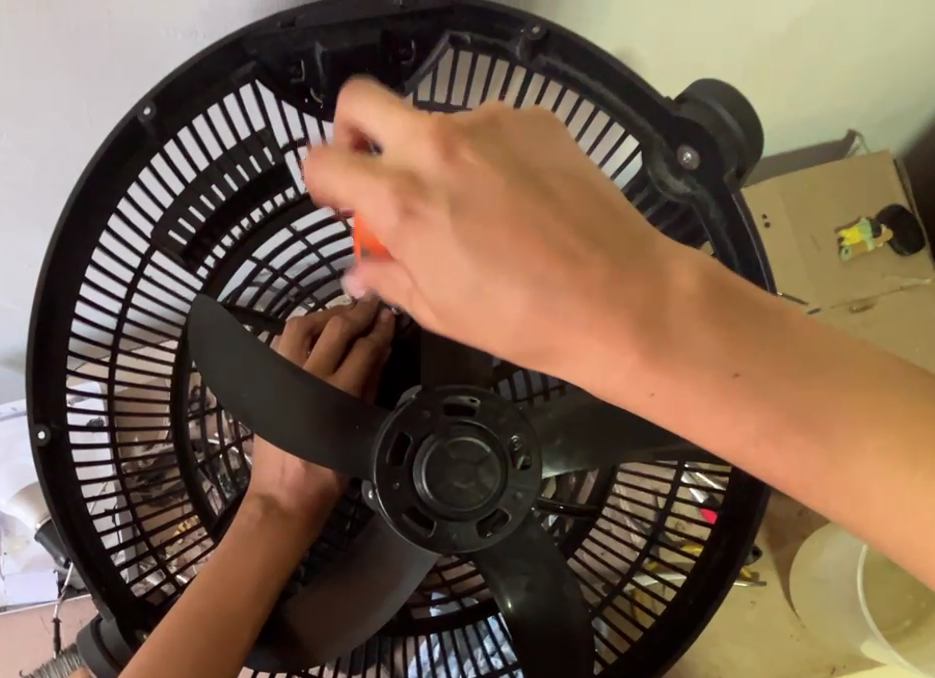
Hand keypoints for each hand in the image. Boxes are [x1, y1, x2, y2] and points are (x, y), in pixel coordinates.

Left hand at [241, 295, 395, 535]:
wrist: (284, 496)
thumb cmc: (326, 476)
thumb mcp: (357, 433)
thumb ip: (370, 389)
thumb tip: (382, 353)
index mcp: (334, 394)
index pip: (365, 349)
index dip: (381, 330)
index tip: (392, 317)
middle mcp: (306, 377)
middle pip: (335, 329)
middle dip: (358, 312)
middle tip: (374, 304)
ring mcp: (281, 376)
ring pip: (302, 326)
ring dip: (326, 315)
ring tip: (344, 314)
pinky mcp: (266, 380)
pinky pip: (284, 342)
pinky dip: (303, 331)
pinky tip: (317, 333)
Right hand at [303, 78, 702, 388]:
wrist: (614, 296)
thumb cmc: (521, 318)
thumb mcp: (437, 309)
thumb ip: (387, 278)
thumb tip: (359, 272)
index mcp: (403, 200)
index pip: (326, 161)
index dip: (320, 181)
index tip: (335, 199)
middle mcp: (438, 146)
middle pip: (362, 101)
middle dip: (352, 132)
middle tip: (372, 171)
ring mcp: (488, 125)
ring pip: (431, 119)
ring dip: (428, 153)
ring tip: (465, 205)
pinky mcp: (532, 119)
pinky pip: (486, 126)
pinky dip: (481, 155)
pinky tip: (510, 197)